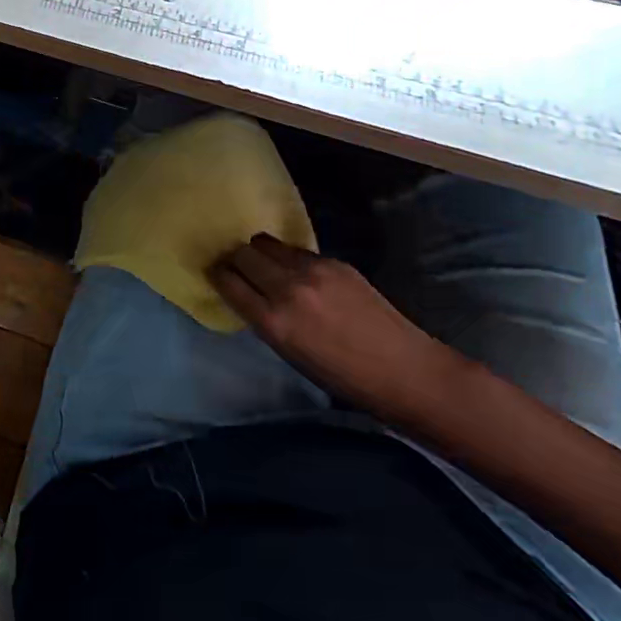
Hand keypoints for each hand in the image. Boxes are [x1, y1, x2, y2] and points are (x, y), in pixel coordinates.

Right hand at [209, 234, 458, 419]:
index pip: (228, 281)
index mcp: (273, 321)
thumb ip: (264, 318)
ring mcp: (313, 270)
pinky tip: (298, 272)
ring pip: (267, 243)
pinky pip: (296, 250)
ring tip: (265, 264)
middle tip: (237, 265)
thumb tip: (246, 292)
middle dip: (235, 258)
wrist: (403, 369)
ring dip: (259, 251)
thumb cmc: (341, 376)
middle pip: (243, 253)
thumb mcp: (289, 352)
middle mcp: (288, 289)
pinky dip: (288, 257)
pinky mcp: (335, 261)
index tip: (216, 274)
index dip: (218, 274)